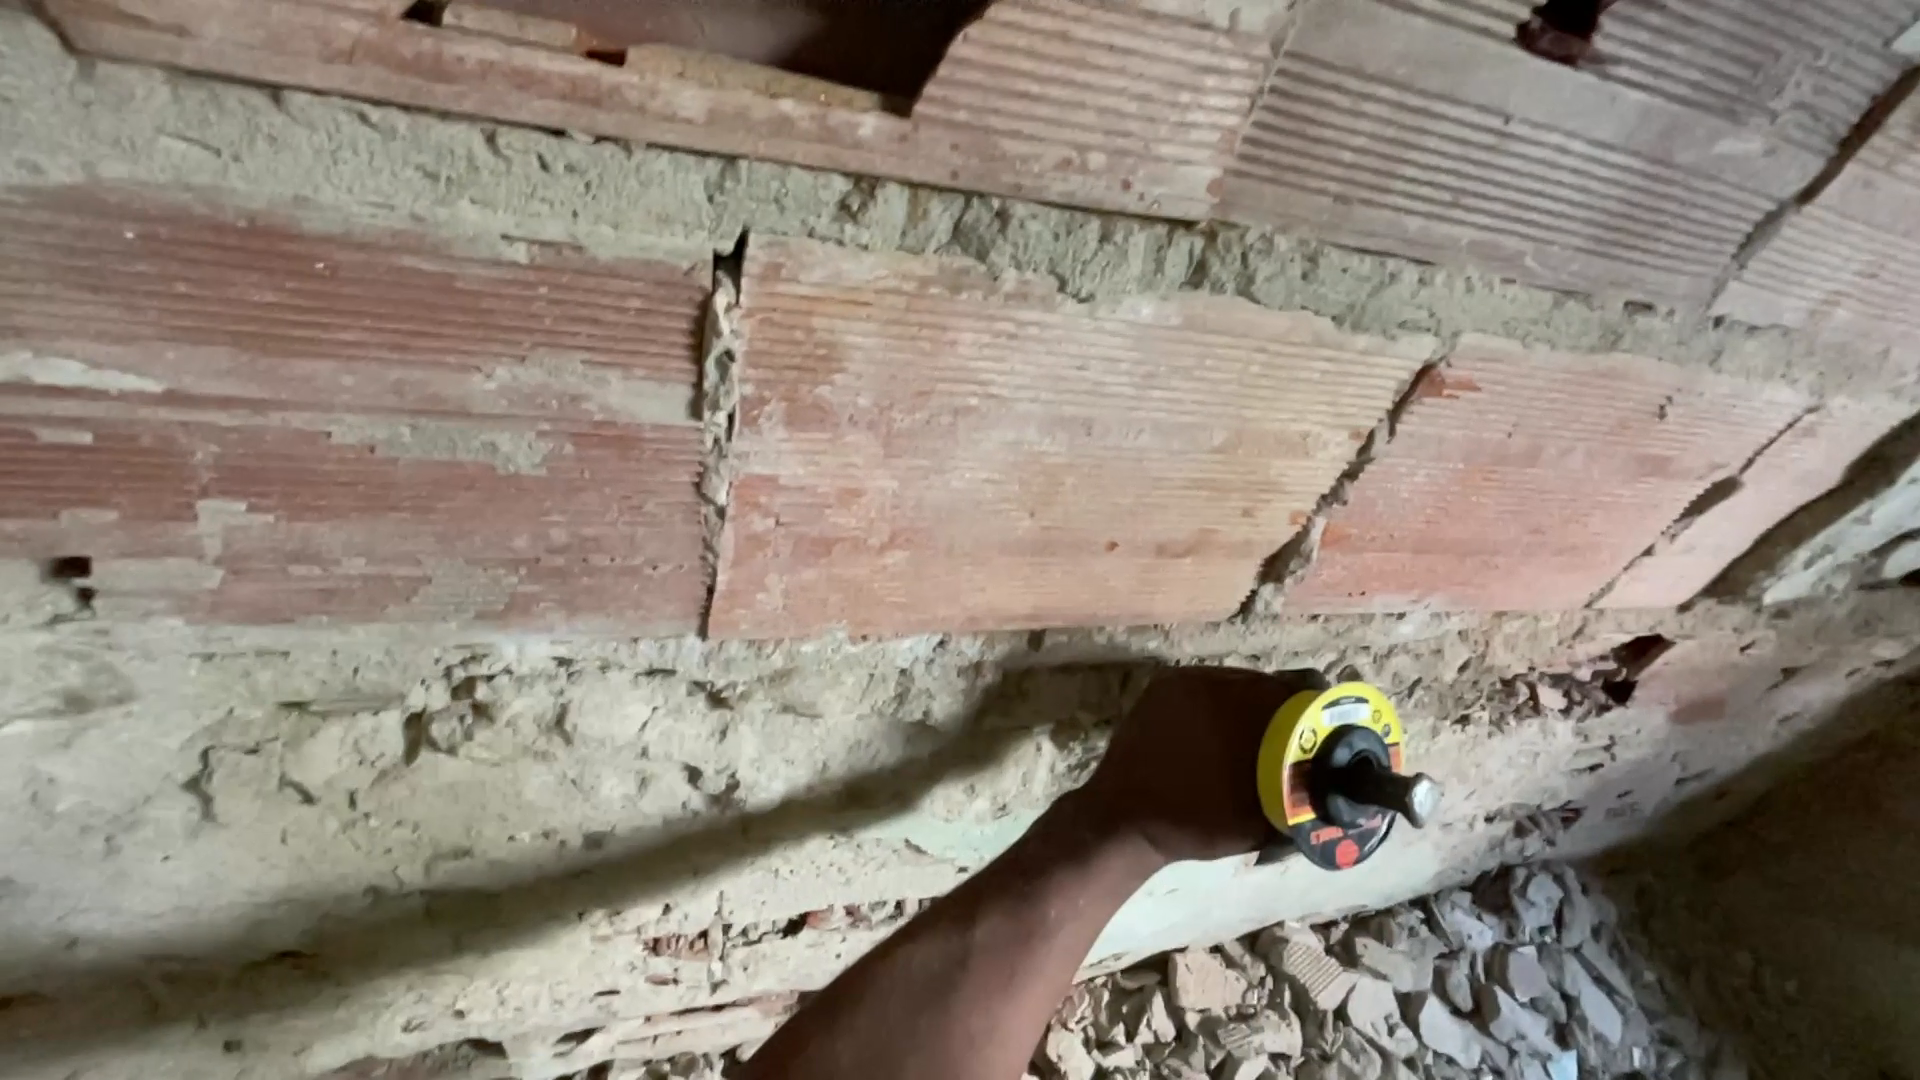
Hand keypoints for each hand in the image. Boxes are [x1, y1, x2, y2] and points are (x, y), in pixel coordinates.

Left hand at [1075, 666, 1325, 864]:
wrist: (1123, 817)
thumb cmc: (1196, 822)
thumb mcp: (1264, 817)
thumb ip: (1301, 791)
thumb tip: (1335, 779)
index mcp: (1245, 709)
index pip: (1300, 689)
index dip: (1317, 707)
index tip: (1324, 729)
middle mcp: (1214, 683)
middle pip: (1268, 683)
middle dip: (1285, 708)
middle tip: (1294, 736)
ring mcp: (1183, 681)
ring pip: (1237, 682)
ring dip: (1252, 704)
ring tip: (1259, 735)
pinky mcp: (1161, 686)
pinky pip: (1206, 686)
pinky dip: (1220, 703)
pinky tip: (1223, 730)